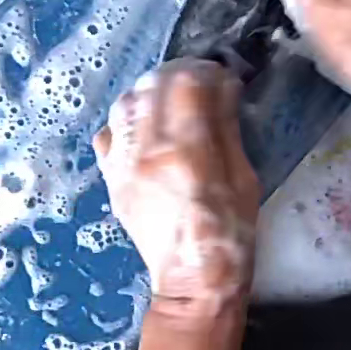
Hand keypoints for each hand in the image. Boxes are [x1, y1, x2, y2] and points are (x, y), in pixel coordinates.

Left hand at [95, 59, 260, 311]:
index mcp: (188, 150)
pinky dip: (124, 123)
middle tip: (196, 85)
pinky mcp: (111, 179)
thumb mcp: (243, 177)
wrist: (190, 278)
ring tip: (168, 104)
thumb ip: (227, 128)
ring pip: (124, 103)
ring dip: (148, 94)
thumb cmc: (229, 232)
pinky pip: (107, 134)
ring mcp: (123, 164)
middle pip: (151, 85)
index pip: (187, 83)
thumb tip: (223, 87)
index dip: (206, 71)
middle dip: (177, 75)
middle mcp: (147, 150)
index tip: (220, 78)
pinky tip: (143, 132)